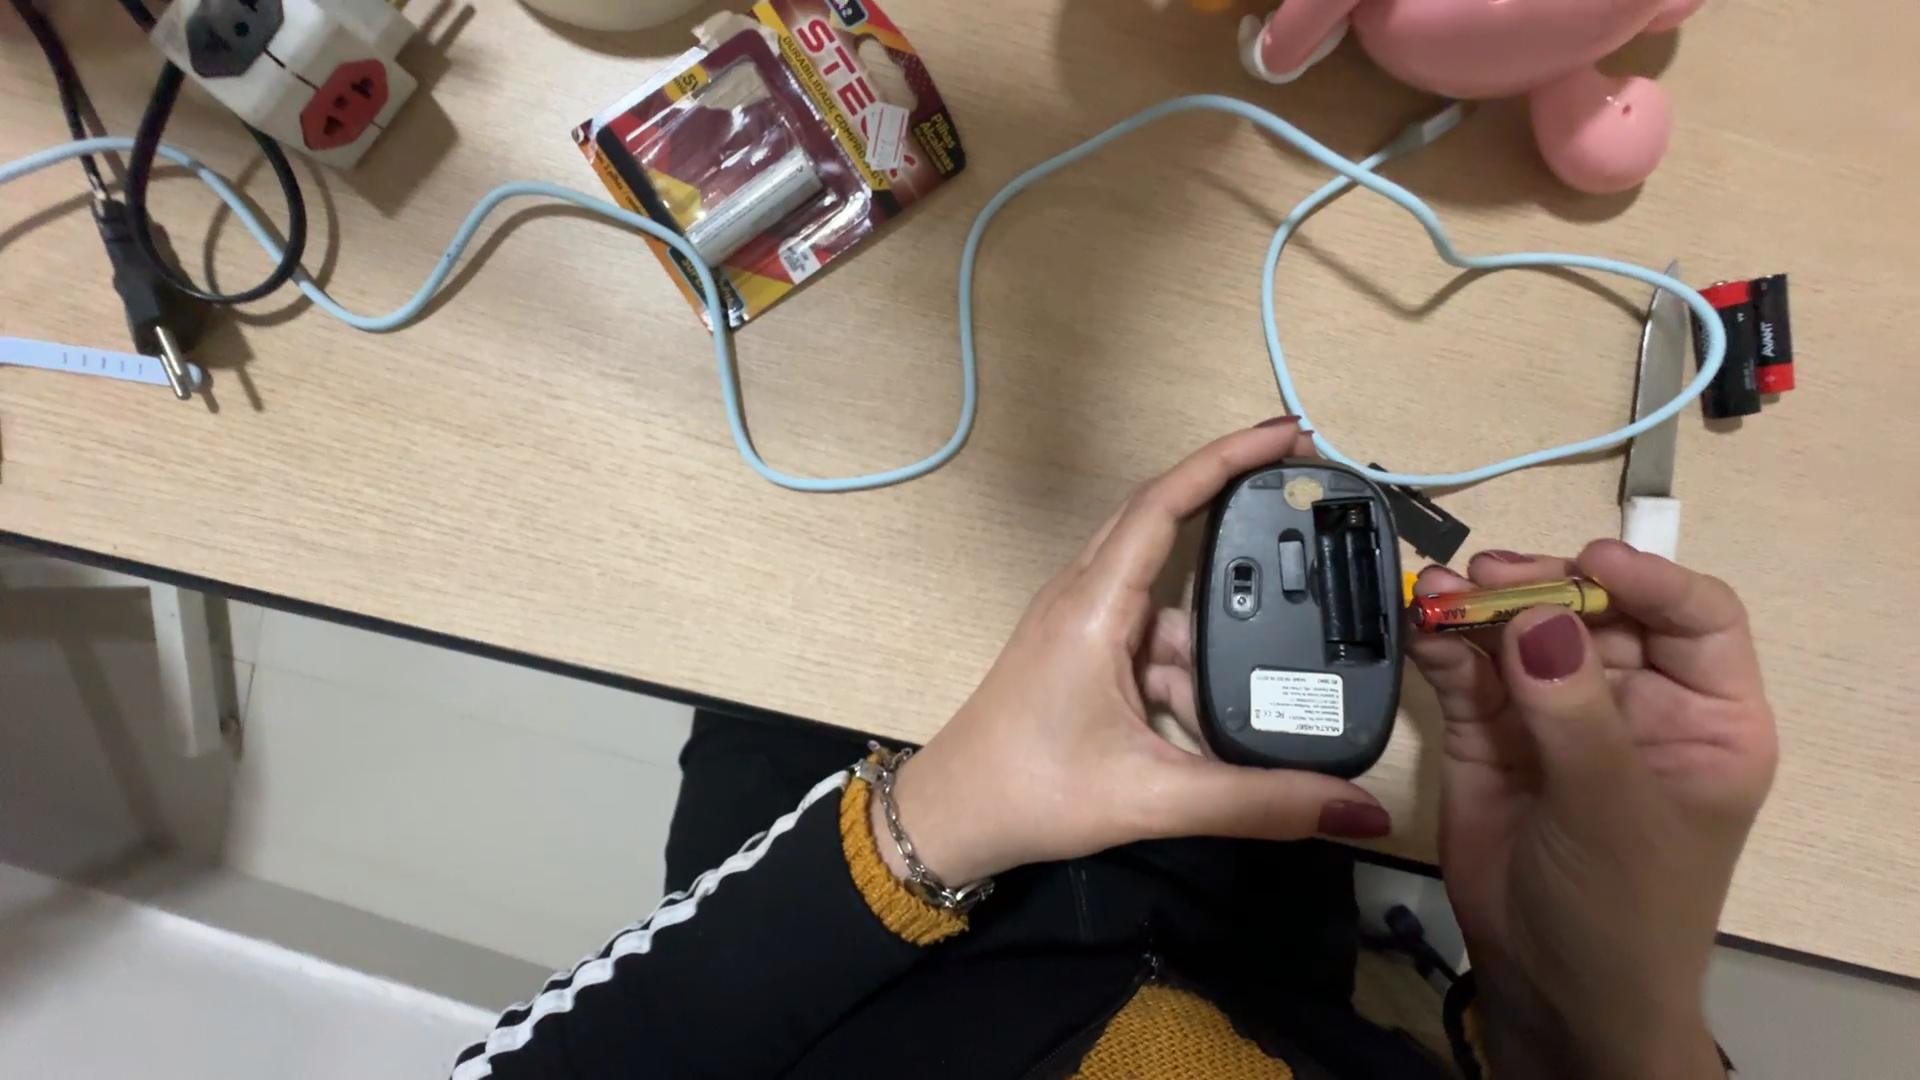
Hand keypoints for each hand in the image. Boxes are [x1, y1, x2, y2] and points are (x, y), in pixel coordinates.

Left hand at [877, 421, 1391, 886]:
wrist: (958, 812)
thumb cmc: (1033, 791)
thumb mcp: (1154, 796)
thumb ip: (1260, 801)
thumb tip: (1362, 812)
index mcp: (1092, 606)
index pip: (1162, 503)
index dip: (1225, 459)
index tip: (1286, 435)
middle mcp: (1082, 595)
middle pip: (1161, 522)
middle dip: (1229, 501)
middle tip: (1301, 492)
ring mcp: (1077, 619)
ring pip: (1162, 595)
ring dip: (1210, 628)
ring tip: (1262, 678)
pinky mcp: (1078, 647)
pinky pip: (1146, 633)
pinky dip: (1184, 664)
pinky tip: (1205, 720)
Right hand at [1409, 543, 1776, 1078]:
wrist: (1545, 974)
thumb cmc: (1620, 904)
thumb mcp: (1613, 811)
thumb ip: (1574, 713)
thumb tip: (1536, 618)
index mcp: (1700, 716)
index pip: (1693, 619)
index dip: (1648, 580)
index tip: (1587, 561)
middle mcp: (1624, 700)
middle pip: (1588, 612)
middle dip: (1538, 586)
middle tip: (1484, 575)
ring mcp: (1545, 711)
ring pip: (1515, 634)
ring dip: (1476, 608)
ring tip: (1436, 593)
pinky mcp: (1482, 727)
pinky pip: (1462, 670)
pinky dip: (1439, 644)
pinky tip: (1420, 629)